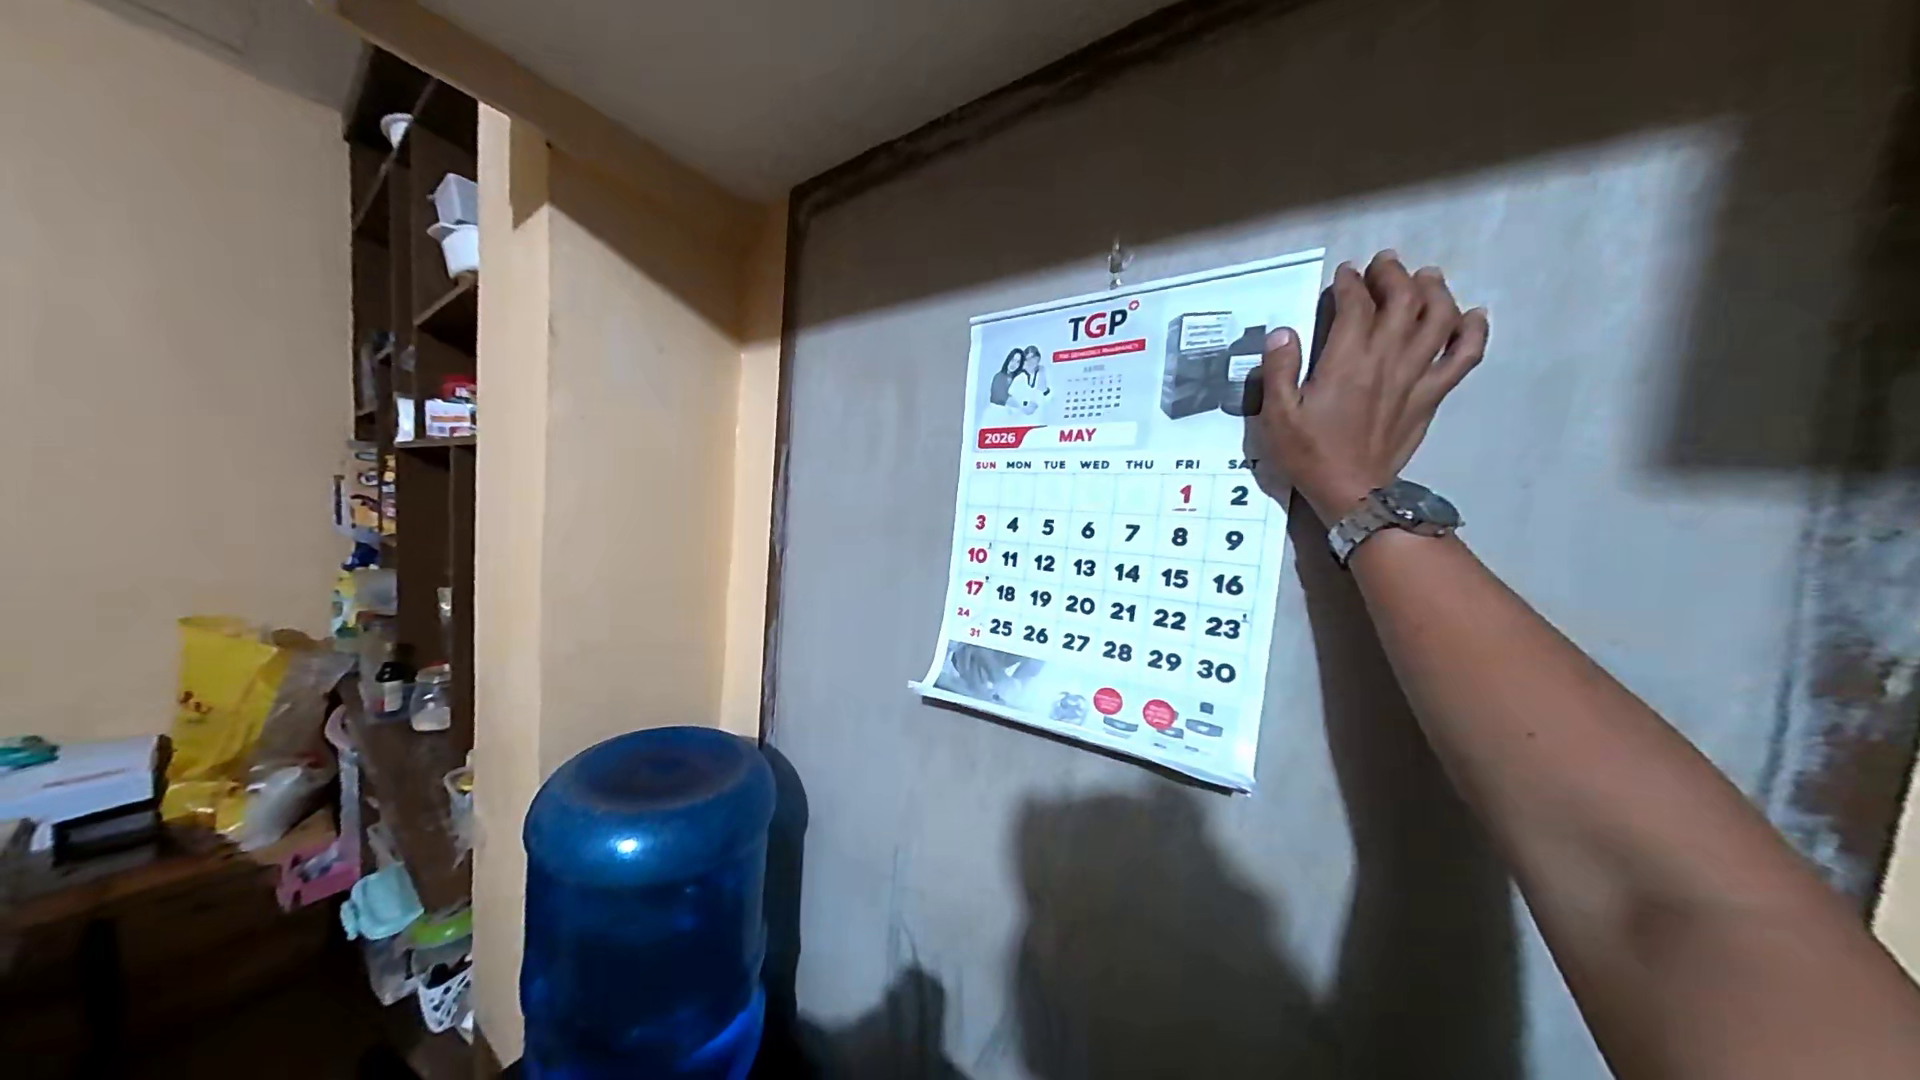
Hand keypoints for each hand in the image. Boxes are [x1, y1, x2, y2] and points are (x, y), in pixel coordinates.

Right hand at [1259, 251, 1488, 521]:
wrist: (1351, 491)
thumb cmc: (1308, 454)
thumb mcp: (1277, 416)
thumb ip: (1278, 371)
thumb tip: (1282, 333)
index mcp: (1346, 362)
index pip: (1356, 306)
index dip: (1351, 284)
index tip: (1344, 274)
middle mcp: (1386, 360)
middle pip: (1403, 301)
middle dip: (1393, 275)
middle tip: (1383, 264)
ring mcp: (1415, 376)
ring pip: (1438, 318)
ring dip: (1434, 291)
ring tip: (1424, 277)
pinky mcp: (1431, 396)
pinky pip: (1464, 356)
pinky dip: (1473, 332)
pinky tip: (1473, 316)